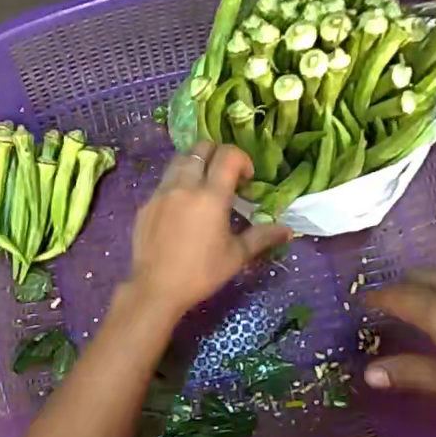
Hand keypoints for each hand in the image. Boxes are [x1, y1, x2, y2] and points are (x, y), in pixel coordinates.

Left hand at [127, 141, 290, 314]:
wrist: (156, 289)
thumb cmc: (201, 273)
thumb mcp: (236, 256)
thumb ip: (262, 237)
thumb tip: (288, 230)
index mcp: (210, 196)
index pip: (228, 155)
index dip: (242, 160)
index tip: (246, 180)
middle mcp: (185, 186)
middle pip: (201, 148)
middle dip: (218, 155)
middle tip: (226, 177)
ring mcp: (162, 192)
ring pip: (180, 159)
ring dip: (197, 164)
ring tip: (204, 187)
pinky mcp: (147, 204)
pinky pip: (165, 181)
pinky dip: (179, 182)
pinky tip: (184, 207)